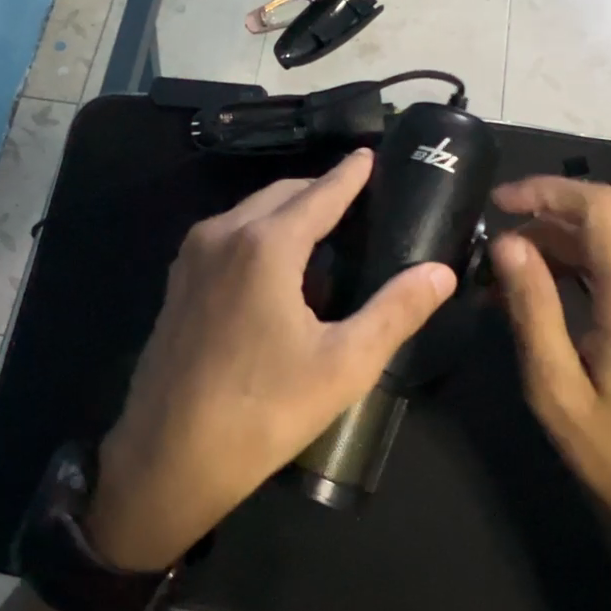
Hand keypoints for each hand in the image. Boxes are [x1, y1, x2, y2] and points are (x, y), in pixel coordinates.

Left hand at [85, 149, 457, 571]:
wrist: (170, 456)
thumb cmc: (265, 411)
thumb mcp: (344, 364)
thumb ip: (395, 311)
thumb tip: (440, 272)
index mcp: (265, 246)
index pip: (319, 195)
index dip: (349, 175)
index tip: (369, 155)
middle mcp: (222, 236)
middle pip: (281, 196)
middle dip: (319, 191)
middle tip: (357, 198)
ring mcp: (191, 259)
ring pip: (248, 215)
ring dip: (287, 213)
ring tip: (324, 232)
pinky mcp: (177, 285)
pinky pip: (226, 239)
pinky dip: (258, 236)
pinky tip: (277, 269)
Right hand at [487, 178, 610, 560]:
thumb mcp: (555, 384)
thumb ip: (532, 306)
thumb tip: (505, 243)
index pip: (599, 206)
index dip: (546, 190)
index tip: (496, 203)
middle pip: (597, 225)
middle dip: (536, 229)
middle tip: (484, 259)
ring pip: (603, 247)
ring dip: (551, 253)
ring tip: (499, 283)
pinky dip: (573, 273)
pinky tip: (534, 298)